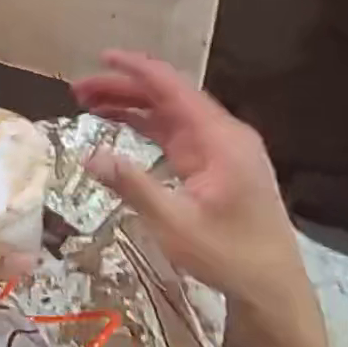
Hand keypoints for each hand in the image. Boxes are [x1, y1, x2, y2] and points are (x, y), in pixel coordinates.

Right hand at [73, 51, 308, 315]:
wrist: (271, 289)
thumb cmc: (227, 255)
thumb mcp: (174, 223)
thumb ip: (132, 185)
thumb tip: (90, 156)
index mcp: (220, 141)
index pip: (174, 90)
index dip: (137, 70)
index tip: (101, 57)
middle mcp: (222, 136)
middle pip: (167, 97)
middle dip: (122, 88)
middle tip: (77, 90)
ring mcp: (218, 150)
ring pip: (167, 113)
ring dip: (129, 104)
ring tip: (87, 102)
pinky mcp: (211, 165)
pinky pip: (172, 133)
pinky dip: (142, 124)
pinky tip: (116, 124)